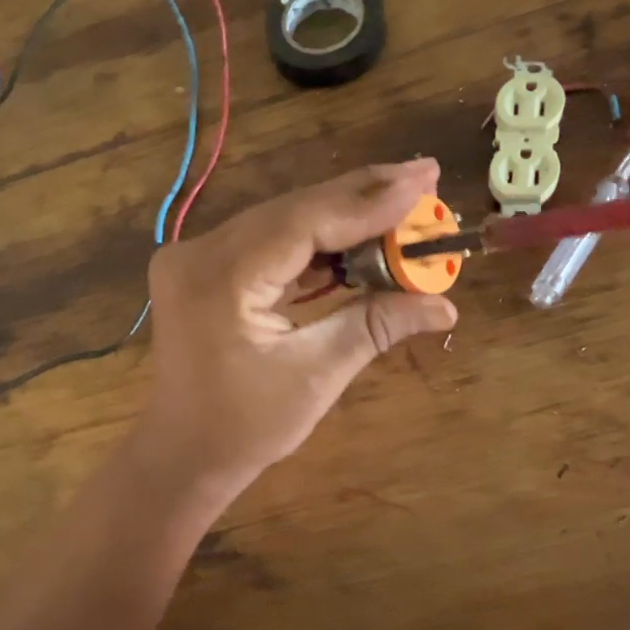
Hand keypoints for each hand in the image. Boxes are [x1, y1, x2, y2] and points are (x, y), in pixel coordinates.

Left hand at [134, 160, 459, 491]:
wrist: (184, 453)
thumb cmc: (245, 428)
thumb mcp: (315, 376)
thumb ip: (374, 326)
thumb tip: (446, 305)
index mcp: (218, 280)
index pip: (302, 223)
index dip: (367, 202)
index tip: (424, 181)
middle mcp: (197, 253)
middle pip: (291, 211)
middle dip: (361, 197)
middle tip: (425, 176)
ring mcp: (192, 258)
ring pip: (280, 222)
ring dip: (340, 214)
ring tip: (402, 198)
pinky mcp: (200, 268)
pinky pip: (265, 242)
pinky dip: (312, 240)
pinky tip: (356, 234)